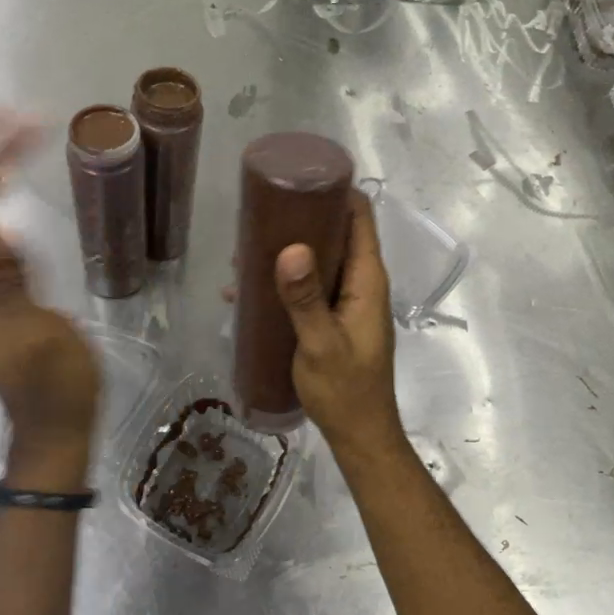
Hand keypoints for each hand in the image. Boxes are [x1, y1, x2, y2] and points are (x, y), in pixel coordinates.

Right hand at [274, 191, 403, 454]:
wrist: (359, 435)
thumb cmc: (345, 390)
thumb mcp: (320, 344)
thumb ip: (305, 299)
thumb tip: (290, 248)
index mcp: (368, 280)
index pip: (360, 218)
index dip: (336, 192)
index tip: (299, 179)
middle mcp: (362, 283)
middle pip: (337, 234)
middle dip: (302, 219)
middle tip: (259, 215)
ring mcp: (349, 302)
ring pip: (321, 261)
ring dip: (289, 251)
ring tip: (245, 252)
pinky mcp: (335, 320)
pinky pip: (312, 287)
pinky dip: (287, 280)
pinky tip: (249, 290)